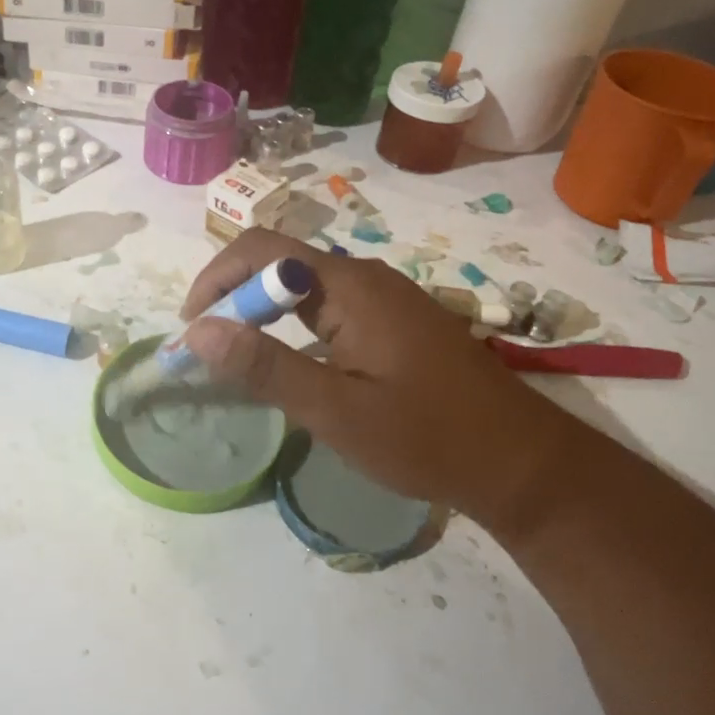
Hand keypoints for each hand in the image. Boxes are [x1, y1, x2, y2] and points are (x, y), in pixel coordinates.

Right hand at [180, 229, 570, 523]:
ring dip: (263, 315)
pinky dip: (294, 328)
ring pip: (304, 288)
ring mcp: (385, 299)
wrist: (522, 464)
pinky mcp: (395, 323)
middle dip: (235, 298)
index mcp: (352, 286)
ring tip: (238, 361)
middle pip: (281, 265)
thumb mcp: (338, 411)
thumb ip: (267, 368)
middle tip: (209, 351)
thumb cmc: (429, 437)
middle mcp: (367, 278)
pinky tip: (291, 368)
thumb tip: (199, 331)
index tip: (193, 328)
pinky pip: (329, 309)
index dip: (218, 278)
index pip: (264, 250)